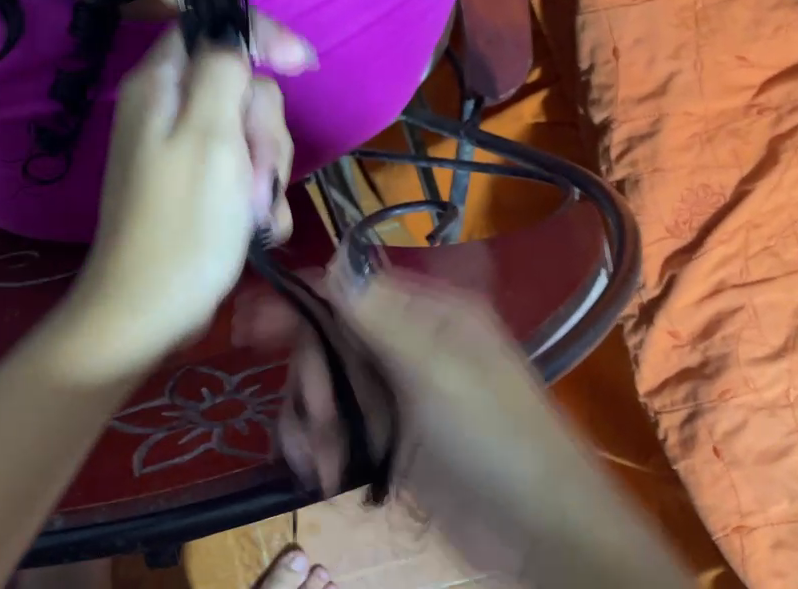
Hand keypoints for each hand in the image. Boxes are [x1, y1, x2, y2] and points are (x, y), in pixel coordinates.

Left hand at [64, 27, 294, 376]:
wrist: (148, 310)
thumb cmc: (182, 222)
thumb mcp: (208, 135)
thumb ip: (223, 71)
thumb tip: (235, 33)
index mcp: (160, 84)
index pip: (214, 28)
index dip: (261, 37)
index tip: (304, 65)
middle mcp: (167, 108)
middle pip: (241, 86)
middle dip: (263, 129)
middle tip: (250, 170)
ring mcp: (180, 148)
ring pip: (249, 132)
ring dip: (264, 171)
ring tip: (250, 210)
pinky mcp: (195, 184)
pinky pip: (241, 170)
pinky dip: (255, 197)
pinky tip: (251, 227)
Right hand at [239, 268, 613, 571]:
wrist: (545, 541)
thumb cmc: (497, 442)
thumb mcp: (437, 371)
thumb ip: (378, 314)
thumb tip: (330, 257)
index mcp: (424, 314)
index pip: (345, 289)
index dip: (298, 302)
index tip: (251, 326)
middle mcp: (405, 343)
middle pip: (325, 339)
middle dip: (310, 376)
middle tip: (313, 412)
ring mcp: (394, 393)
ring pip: (323, 384)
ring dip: (311, 420)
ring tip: (320, 460)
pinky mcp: (386, 438)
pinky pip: (332, 425)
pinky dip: (319, 445)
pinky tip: (322, 472)